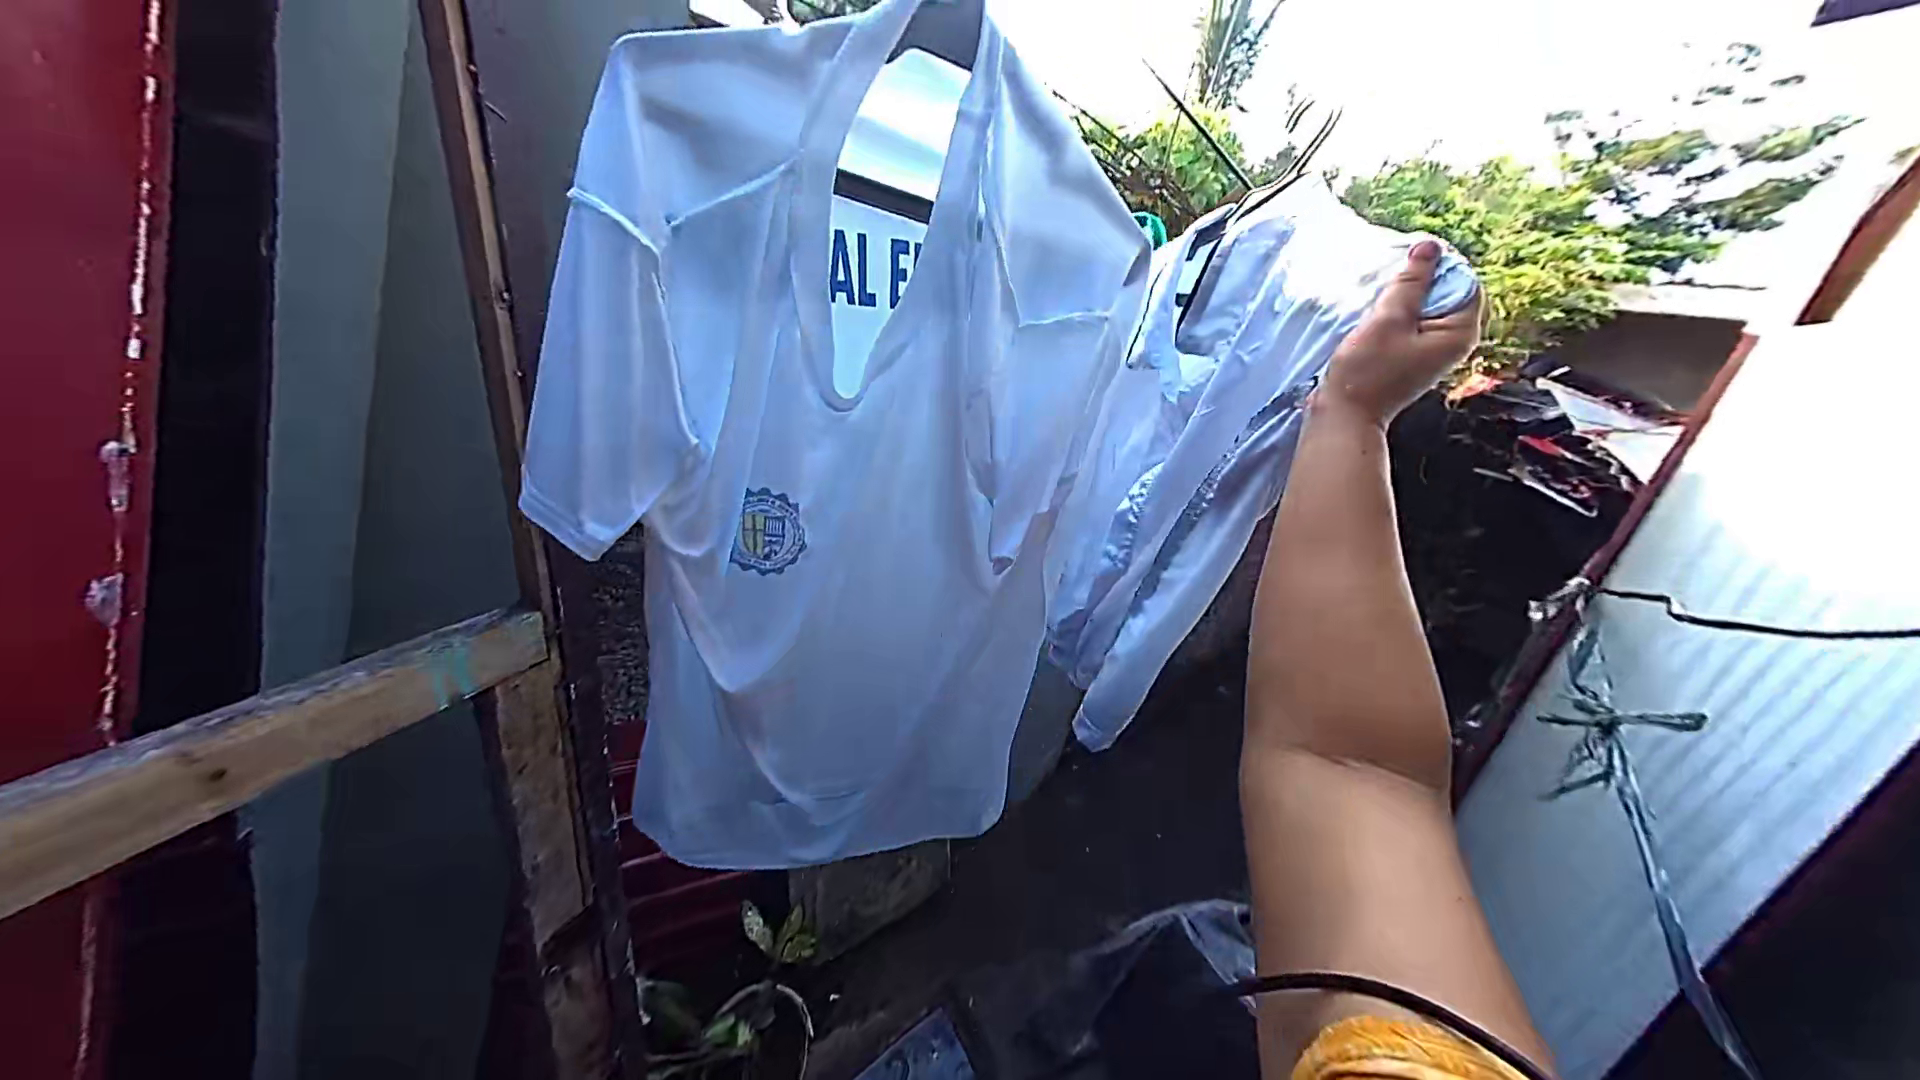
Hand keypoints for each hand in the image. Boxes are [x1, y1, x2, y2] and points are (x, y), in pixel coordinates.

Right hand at [1315, 240, 1484, 428]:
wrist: (1343, 417)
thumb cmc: (1365, 372)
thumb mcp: (1387, 321)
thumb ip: (1410, 282)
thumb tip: (1431, 246)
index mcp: (1459, 333)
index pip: (1463, 281)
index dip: (1437, 268)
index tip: (1405, 267)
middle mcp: (1452, 343)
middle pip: (1446, 296)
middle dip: (1419, 285)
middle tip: (1388, 285)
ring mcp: (1431, 354)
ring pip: (1425, 312)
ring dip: (1403, 303)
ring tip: (1378, 303)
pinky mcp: (1410, 361)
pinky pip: (1411, 328)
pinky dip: (1396, 320)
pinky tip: (1375, 322)